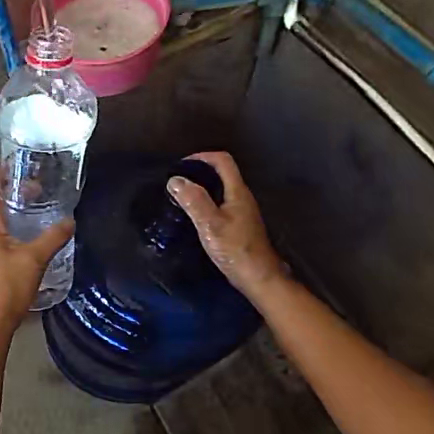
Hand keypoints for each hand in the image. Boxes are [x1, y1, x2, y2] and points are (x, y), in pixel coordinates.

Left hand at [0, 166, 73, 332]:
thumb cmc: (9, 287)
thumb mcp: (36, 258)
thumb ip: (54, 238)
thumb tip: (70, 220)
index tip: (10, 162)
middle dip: (9, 189)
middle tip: (33, 182)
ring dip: (14, 208)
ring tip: (36, 203)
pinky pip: (2, 235)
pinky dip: (15, 226)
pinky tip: (32, 232)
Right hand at [165, 151, 287, 296]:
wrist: (258, 277)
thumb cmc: (236, 250)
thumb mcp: (210, 224)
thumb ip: (194, 201)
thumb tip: (175, 179)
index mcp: (238, 192)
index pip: (223, 161)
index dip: (202, 157)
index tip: (181, 165)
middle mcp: (242, 197)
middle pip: (222, 173)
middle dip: (199, 171)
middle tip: (178, 181)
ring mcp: (242, 211)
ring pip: (221, 189)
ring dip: (202, 187)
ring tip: (181, 196)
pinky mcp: (239, 224)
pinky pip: (221, 203)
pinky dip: (206, 202)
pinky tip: (194, 215)